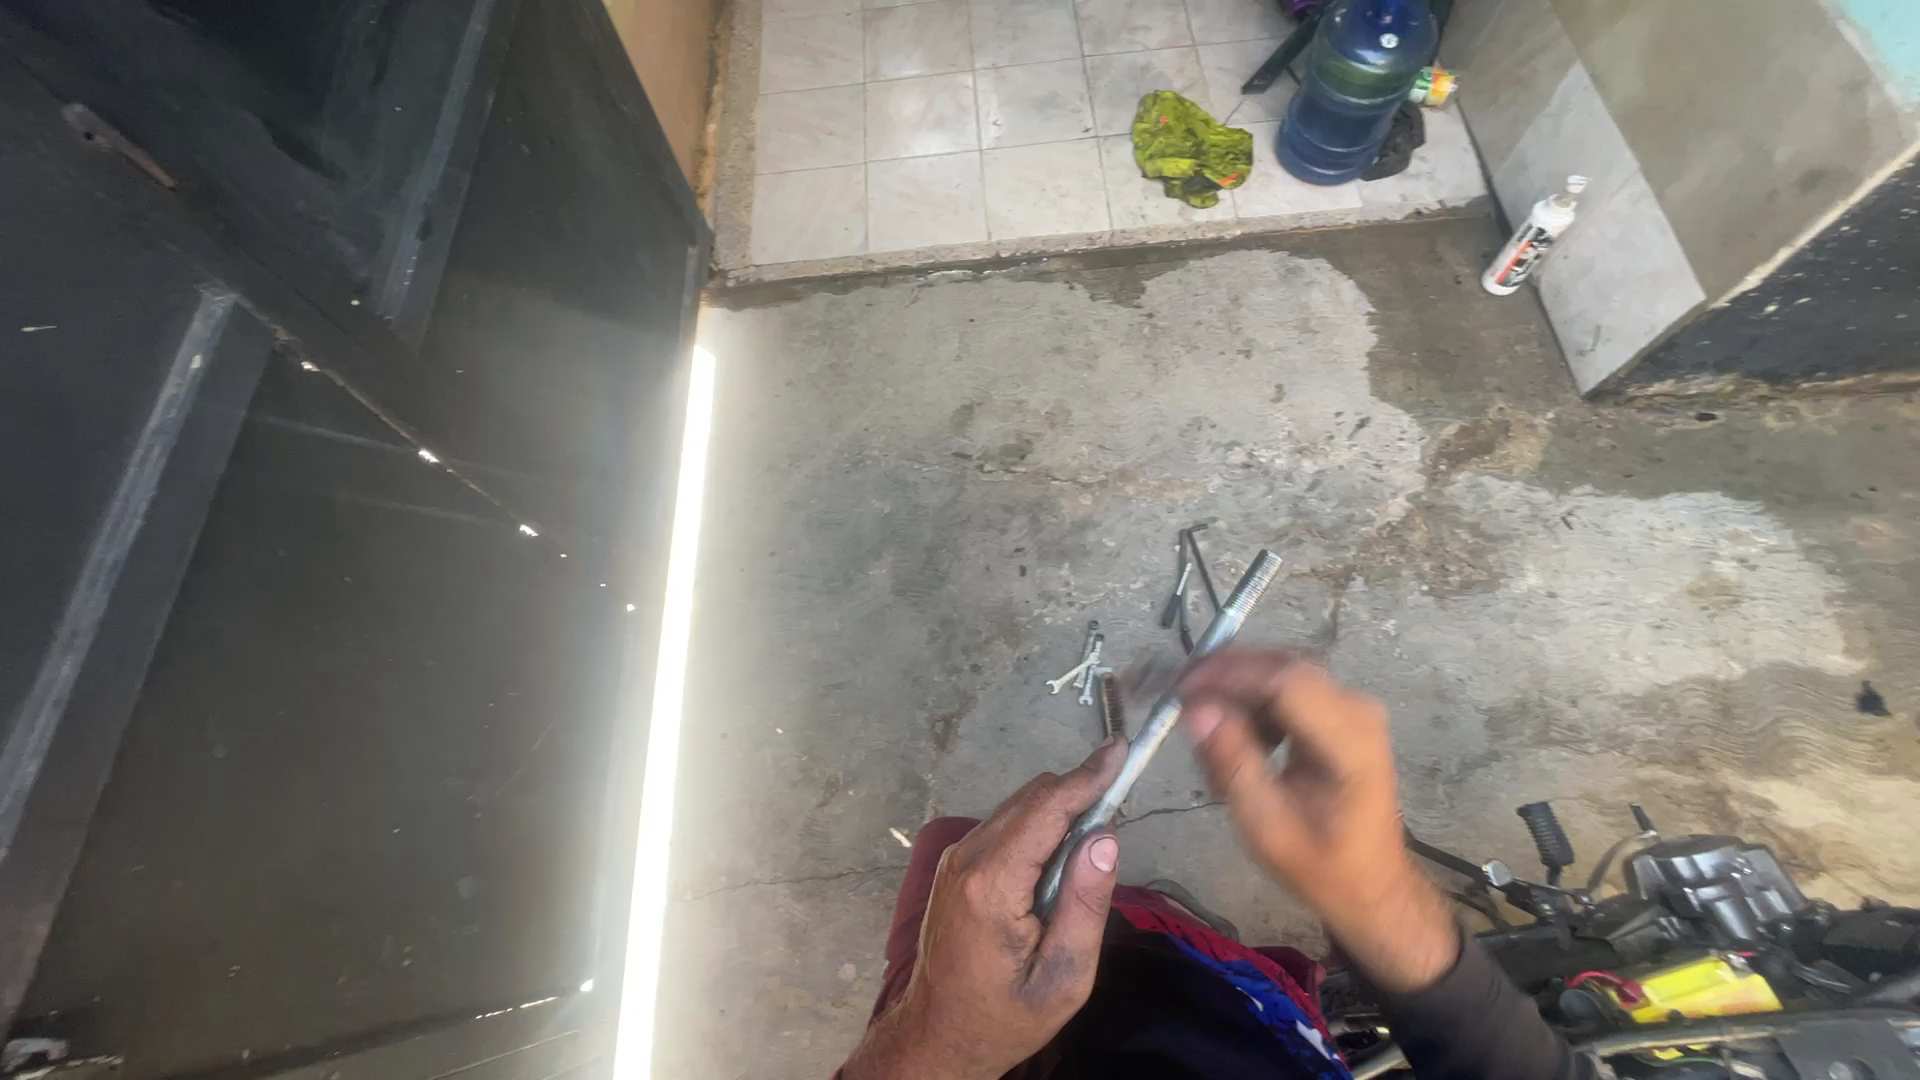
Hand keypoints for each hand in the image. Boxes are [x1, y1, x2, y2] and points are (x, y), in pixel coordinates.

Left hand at [843, 739, 1126, 1079]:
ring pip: (1017, 806)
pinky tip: (1060, 849)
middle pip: (1031, 799)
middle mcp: (968, 856)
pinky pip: (1004, 824)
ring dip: (1059, 806)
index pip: (1046, 809)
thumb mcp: (1063, 977)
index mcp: (993, 883)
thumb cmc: (1006, 1015)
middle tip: (1119, 796)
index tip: (1119, 749)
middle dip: (1078, 789)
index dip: (1087, 777)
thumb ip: (1086, 904)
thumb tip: (1105, 835)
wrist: (938, 1034)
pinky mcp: (955, 863)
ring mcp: (956, 856)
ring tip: (1095, 830)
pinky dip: (1037, 822)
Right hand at [1179, 650, 1458, 992]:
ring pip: (1276, 670)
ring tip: (1205, 730)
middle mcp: (1355, 708)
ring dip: (1233, 690)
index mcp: (1350, 740)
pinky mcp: (1336, 709)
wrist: (1370, 885)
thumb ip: (1232, 763)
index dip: (1228, 675)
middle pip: (1278, 666)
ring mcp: (1348, 704)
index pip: (1284, 681)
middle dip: (1222, 675)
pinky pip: (1281, 684)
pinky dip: (1249, 701)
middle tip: (1175, 698)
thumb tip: (1194, 709)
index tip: (1179, 691)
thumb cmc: (1320, 863)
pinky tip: (1235, 735)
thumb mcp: (1266, 825)